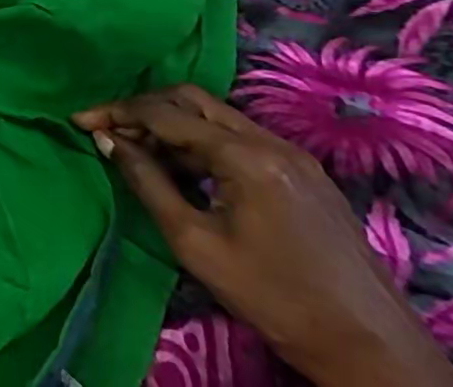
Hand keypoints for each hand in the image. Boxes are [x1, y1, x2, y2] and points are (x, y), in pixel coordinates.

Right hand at [74, 86, 452, 386]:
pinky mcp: (303, 173)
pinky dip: (200, 142)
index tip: (79, 121)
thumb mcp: (195, 242)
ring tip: (137, 151)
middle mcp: (271, 141)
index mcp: (246, 156)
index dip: (117, 112)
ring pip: (215, 117)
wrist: (373, 351)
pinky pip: (237, 138)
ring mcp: (292, 155)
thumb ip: (147, 182)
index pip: (165, 114)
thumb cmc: (274, 298)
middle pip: (192, 101)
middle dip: (144, 109)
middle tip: (109, 131)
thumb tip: (107, 140)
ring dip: (171, 125)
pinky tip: (181, 168)